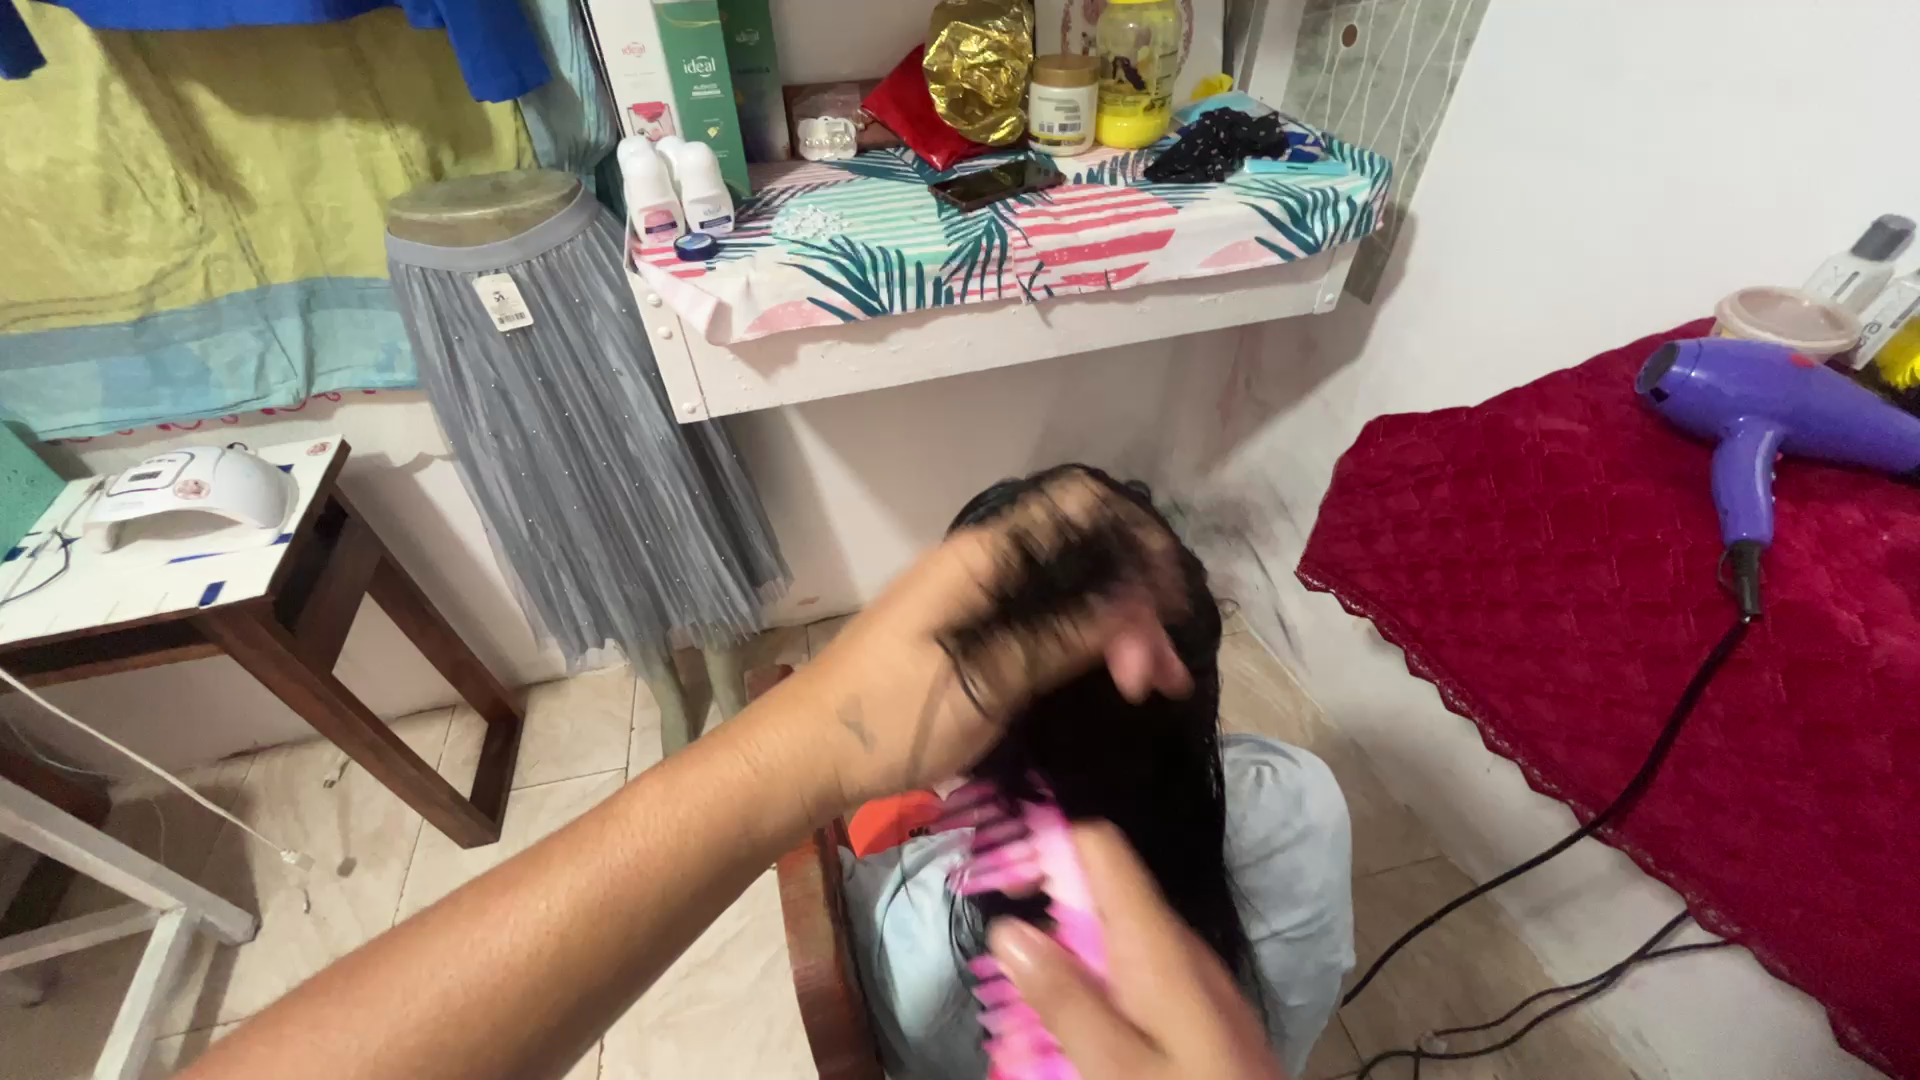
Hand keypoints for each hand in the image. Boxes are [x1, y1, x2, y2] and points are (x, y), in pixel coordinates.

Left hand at [791, 468, 1193, 811]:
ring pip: (1070, 591)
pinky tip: (1113, 675)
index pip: (1078, 506)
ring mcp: (981, 595)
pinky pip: (1047, 618)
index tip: (1169, 593)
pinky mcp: (978, 628)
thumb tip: (1136, 600)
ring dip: (1118, 628)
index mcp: (983, 557)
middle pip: (1084, 555)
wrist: (811, 749)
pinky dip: (1085, 642)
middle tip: (1161, 674)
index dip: (1135, 533)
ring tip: (1149, 684)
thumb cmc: (887, 718)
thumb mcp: (982, 683)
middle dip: (1134, 602)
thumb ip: (1060, 638)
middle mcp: (986, 563)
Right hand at [987, 823, 1285, 1079]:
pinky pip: (1135, 971)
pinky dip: (1097, 987)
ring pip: (1113, 936)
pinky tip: (1082, 1035)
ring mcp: (1191, 972)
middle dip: (1046, 919)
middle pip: (1100, 893)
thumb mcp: (1118, 1069)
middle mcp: (1174, 941)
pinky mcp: (1199, 1004)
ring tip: (1031, 1015)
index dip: (1047, 845)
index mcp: (1155, 939)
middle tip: (1005, 971)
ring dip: (1066, 960)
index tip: (1004, 881)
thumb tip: (1007, 929)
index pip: (1099, 845)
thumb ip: (1064, 998)